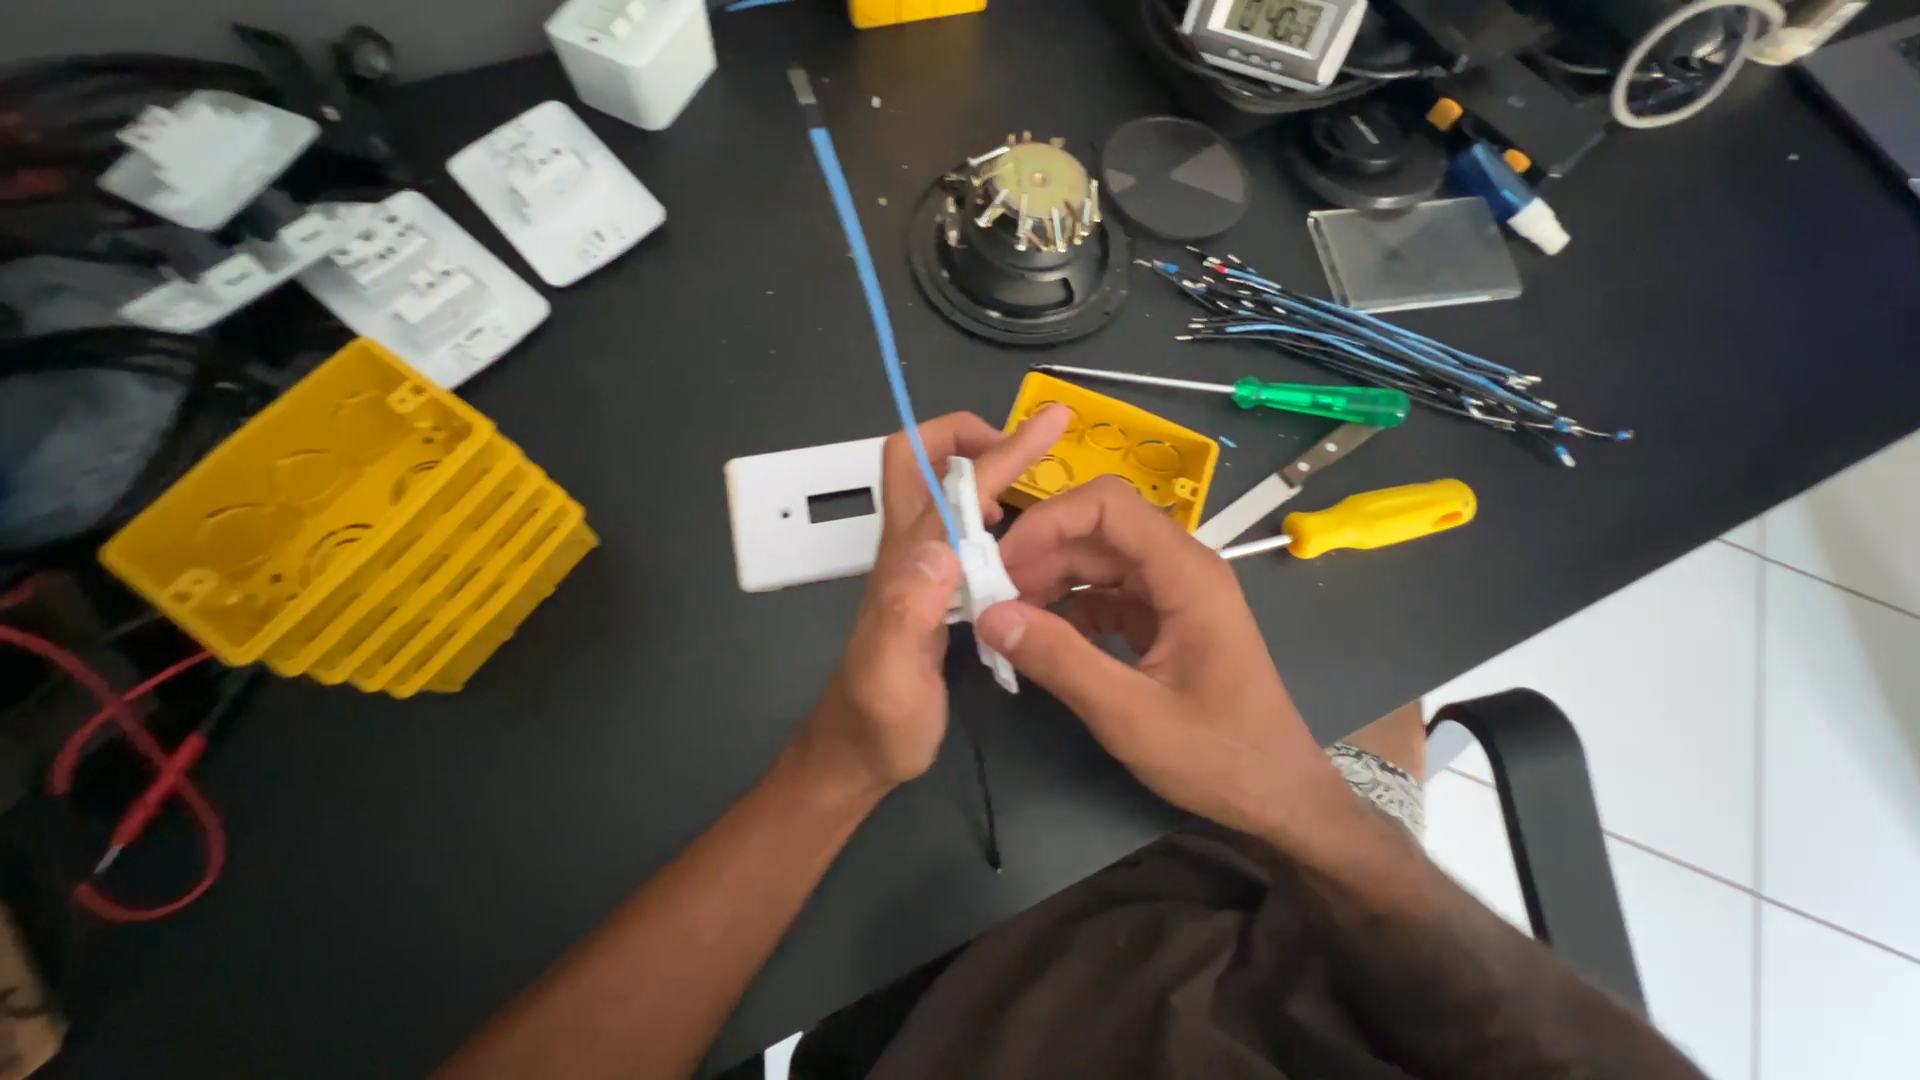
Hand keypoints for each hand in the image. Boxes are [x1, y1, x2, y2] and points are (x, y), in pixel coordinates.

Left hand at [791, 407, 1070, 796]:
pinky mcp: (929, 591)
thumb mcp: (892, 674)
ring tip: (1030, 478)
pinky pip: (955, 528)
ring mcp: (916, 570)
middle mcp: (908, 552)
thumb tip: (942, 547)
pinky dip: (987, 509)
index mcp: (907, 562)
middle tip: (1025, 447)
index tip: (1050, 424)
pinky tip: (1014, 535)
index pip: (953, 489)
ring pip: (937, 492)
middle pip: (918, 462)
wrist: (859, 752)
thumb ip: (908, 610)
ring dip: (980, 468)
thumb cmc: (879, 721)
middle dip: (968, 437)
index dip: (1002, 451)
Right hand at [974, 477, 1354, 843]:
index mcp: (1186, 573)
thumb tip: (989, 616)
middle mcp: (1182, 569)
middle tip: (989, 597)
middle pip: (1098, 529)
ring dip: (1050, 581)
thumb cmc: (1219, 756)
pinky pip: (1107, 595)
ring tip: (1005, 618)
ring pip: (1099, 561)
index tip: (1000, 563)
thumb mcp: (1130, 715)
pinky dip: (1069, 609)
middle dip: (1040, 554)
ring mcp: (1174, 593)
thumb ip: (1060, 661)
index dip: (1048, 521)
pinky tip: (1040, 638)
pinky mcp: (1165, 620)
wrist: (1278, 796)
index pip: (1108, 505)